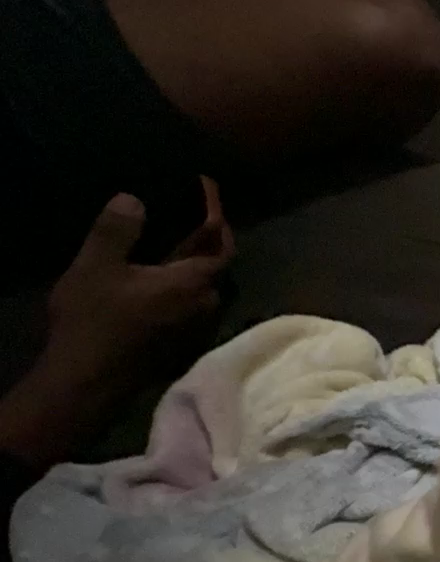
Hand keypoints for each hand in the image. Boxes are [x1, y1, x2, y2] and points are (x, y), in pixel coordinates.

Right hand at [46, 181, 233, 377]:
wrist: (96, 373)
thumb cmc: (97, 318)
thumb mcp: (97, 267)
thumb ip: (117, 232)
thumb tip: (134, 198)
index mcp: (196, 281)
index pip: (222, 242)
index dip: (218, 214)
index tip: (208, 187)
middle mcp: (211, 301)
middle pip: (219, 262)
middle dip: (209, 237)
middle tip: (192, 212)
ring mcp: (204, 321)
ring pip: (208, 282)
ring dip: (197, 260)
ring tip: (177, 239)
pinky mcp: (191, 336)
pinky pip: (195, 299)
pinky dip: (186, 281)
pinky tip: (164, 276)